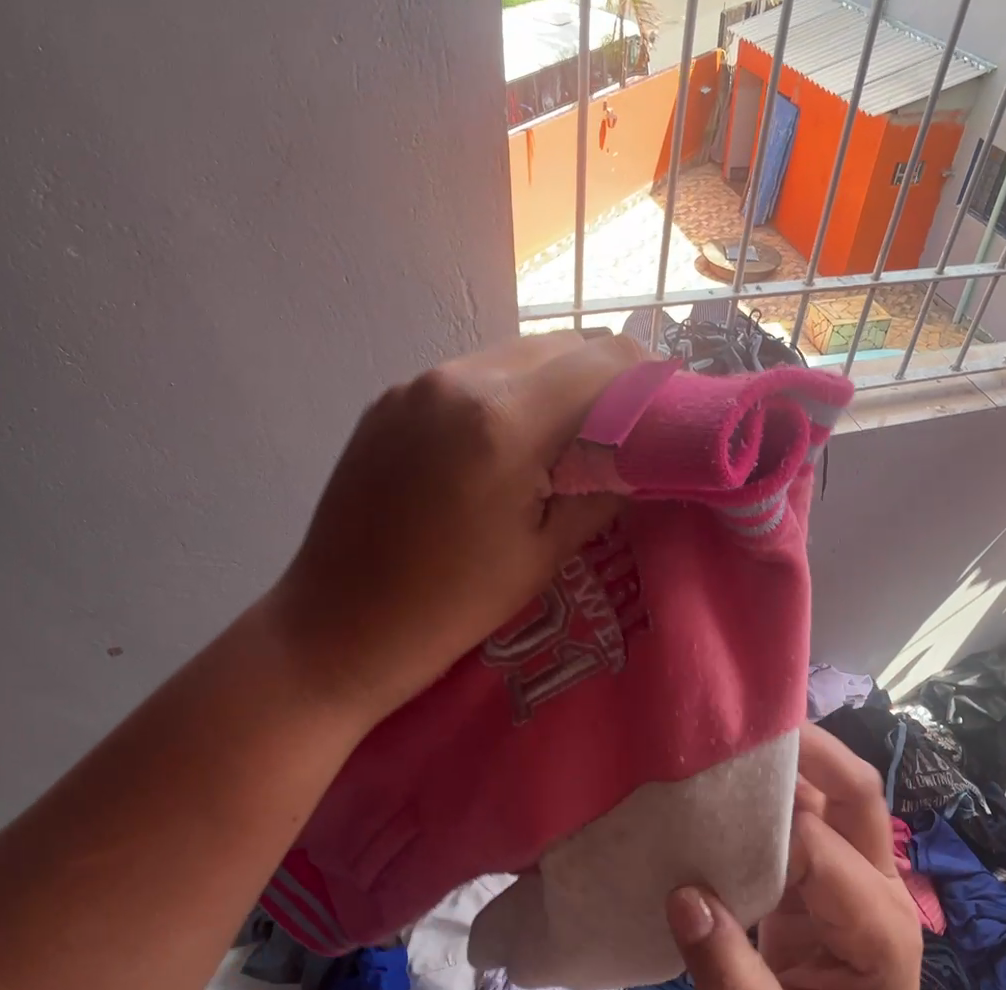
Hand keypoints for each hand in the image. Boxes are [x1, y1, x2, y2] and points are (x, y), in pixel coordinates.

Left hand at [269, 330, 640, 719]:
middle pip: (564, 344)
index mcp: (504, 420)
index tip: (670, 411)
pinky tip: (510, 444)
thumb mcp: (545, 553)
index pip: (606, 361)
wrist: (335, 630)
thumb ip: (602, 486)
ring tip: (572, 438)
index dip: (651, 378)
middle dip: (609, 378)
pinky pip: (472, 375)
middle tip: (629, 428)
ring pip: (517, 354)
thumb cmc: (450, 609)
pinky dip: (510, 394)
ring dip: (560, 382)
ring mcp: (417, 384)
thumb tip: (639, 453)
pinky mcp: (391, 400)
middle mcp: (459, 379)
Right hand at [668, 726, 925, 989]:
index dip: (766, 826)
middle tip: (745, 721)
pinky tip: (730, 790)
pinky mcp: (828, 886)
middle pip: (857, 794)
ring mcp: (857, 883)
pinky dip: (775, 798)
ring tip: (733, 740)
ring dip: (794, 764)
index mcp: (880, 929)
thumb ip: (730, 979)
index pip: (820, 849)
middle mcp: (878, 889)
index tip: (704, 812)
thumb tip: (682, 894)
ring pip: (836, 798)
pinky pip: (808, 824)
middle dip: (809, 749)